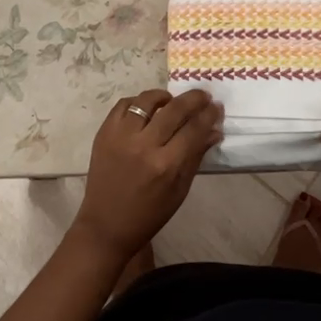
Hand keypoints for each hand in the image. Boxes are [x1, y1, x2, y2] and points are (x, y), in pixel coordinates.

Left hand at [71, 89, 221, 259]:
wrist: (106, 225)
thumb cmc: (149, 214)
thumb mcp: (179, 191)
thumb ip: (196, 157)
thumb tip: (214, 131)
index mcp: (166, 166)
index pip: (193, 129)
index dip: (208, 115)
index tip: (216, 107)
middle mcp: (143, 146)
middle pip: (174, 109)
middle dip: (194, 99)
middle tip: (203, 96)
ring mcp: (120, 136)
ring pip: (146, 100)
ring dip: (164, 96)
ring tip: (172, 101)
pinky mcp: (104, 132)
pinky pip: (123, 104)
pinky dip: (138, 102)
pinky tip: (147, 108)